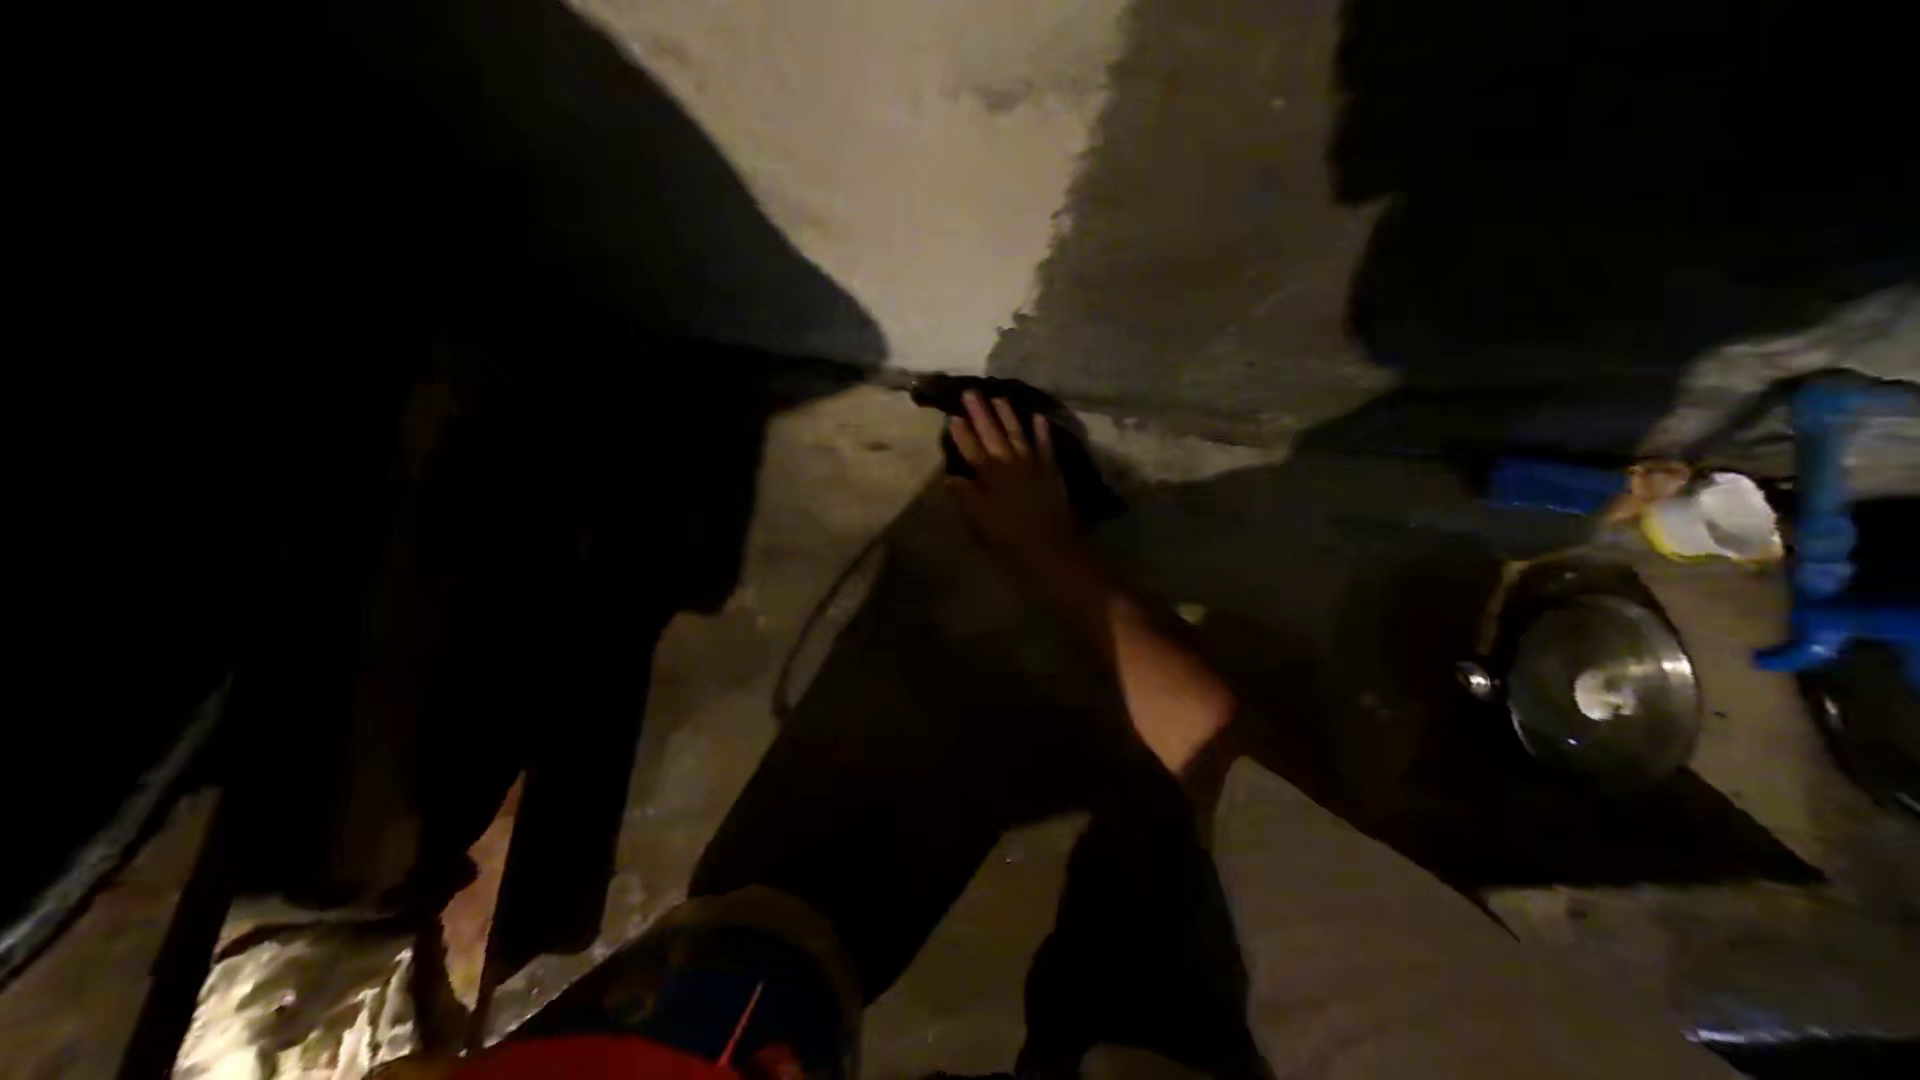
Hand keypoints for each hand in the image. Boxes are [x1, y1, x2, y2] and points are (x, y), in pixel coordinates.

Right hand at [945, 391, 1086, 571]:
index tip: (953, 415)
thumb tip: (950, 479)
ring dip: (1008, 415)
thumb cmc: (1011, 539)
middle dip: (980, 414)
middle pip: (992, 435)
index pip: (971, 450)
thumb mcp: (981, 522)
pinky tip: (1038, 417)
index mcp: (989, 477)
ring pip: (1017, 434)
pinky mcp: (1051, 471)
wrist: (1054, 548)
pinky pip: (1045, 446)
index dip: (962, 433)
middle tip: (971, 392)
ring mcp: (1033, 465)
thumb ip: (967, 497)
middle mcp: (1010, 464)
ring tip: (999, 397)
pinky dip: (1042, 431)